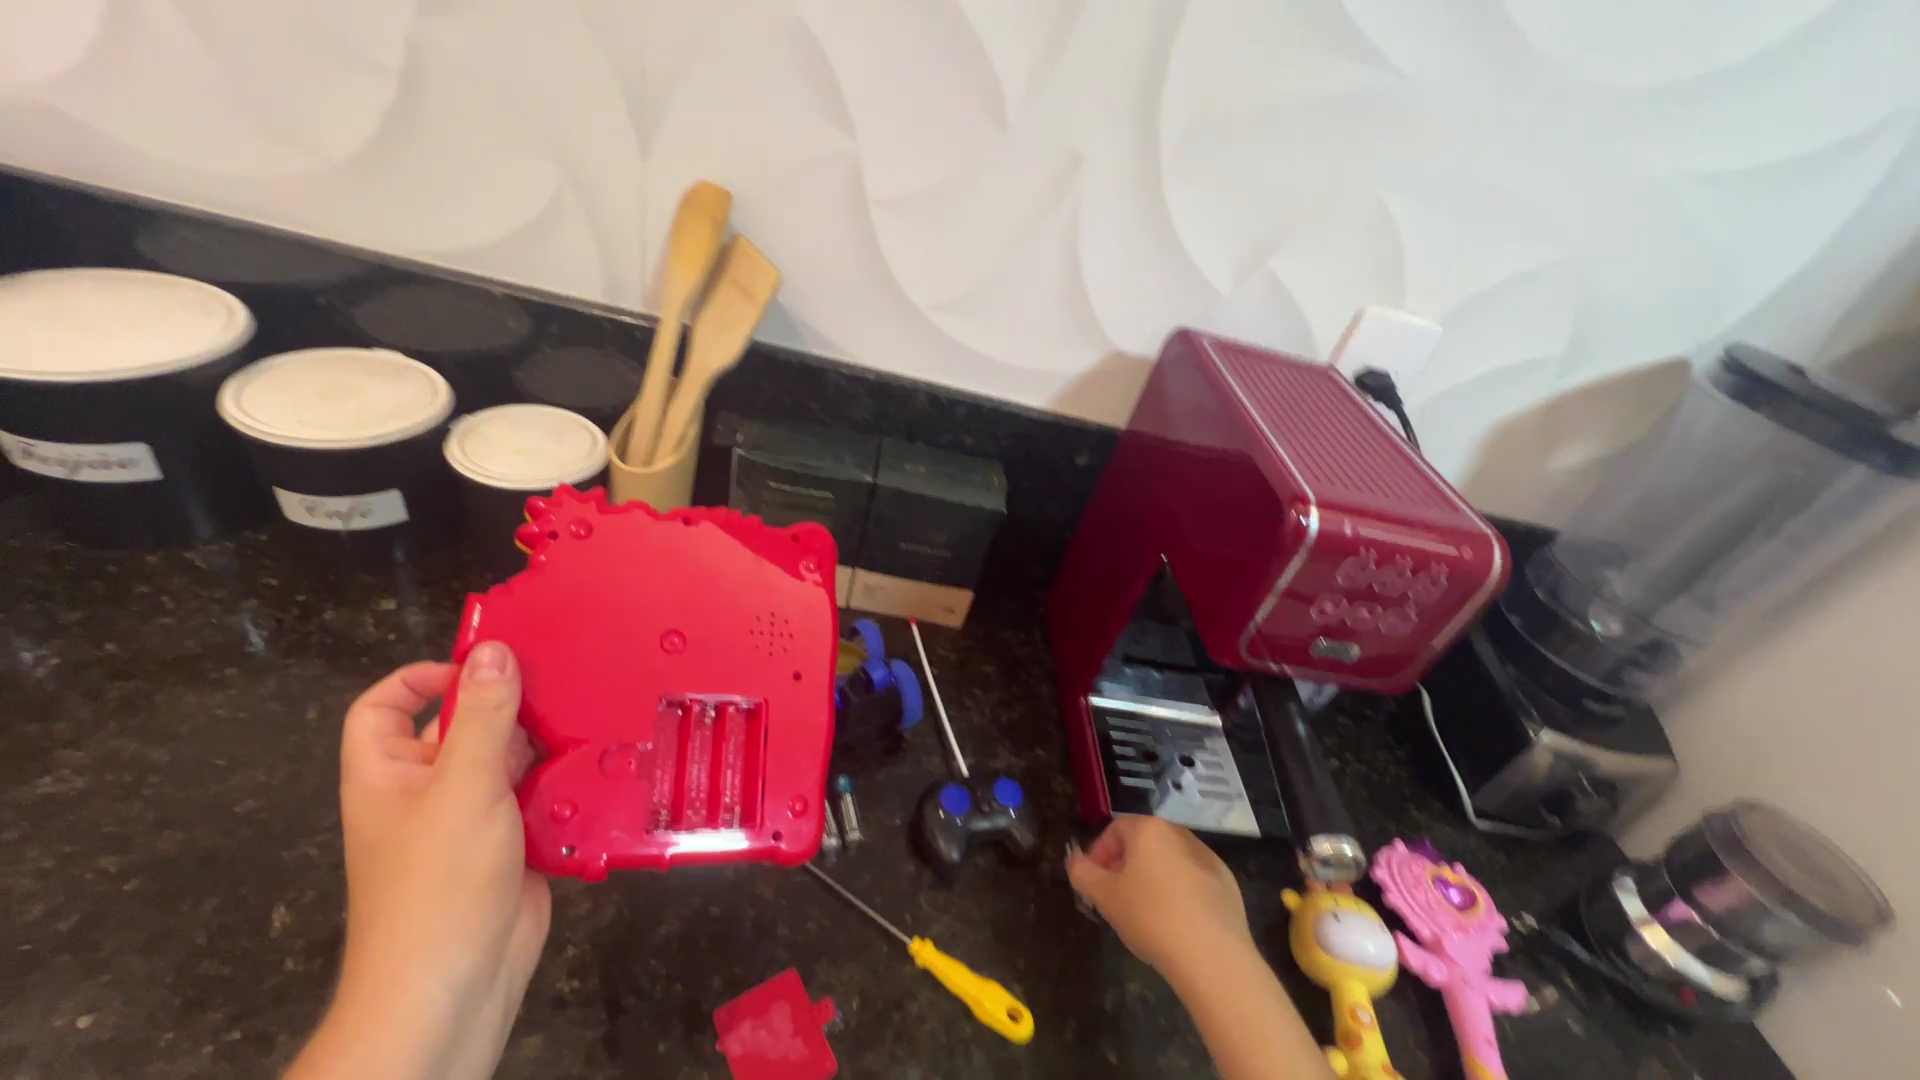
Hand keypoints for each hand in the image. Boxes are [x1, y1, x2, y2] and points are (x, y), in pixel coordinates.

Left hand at [288, 643, 549, 1079]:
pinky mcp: (510, 843)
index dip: (421, 679)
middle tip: (559, 681)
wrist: (458, 982)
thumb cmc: (440, 880)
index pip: (383, 708)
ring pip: (503, 762)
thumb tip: (494, 652)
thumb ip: (484, 718)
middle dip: (503, 707)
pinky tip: (596, 764)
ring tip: (587, 715)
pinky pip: (533, 796)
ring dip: (539, 743)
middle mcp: (424, 792)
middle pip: (458, 729)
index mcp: (388, 775)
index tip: (480, 668)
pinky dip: (559, 780)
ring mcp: (469, 820)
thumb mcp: (463, 786)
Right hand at [1070, 818, 1333, 1079]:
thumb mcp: (1104, 897)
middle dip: (1125, 866)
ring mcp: (1207, 857)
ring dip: (1152, 878)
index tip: (1093, 882)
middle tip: (1115, 897)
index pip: (1115, 829)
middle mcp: (1179, 834)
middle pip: (1143, 843)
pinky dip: (1179, 893)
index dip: (1099, 853)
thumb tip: (1075, 861)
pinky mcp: (1227, 883)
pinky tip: (1176, 922)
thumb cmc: (1150, 916)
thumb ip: (1082, 873)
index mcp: (1149, 830)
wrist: (1212, 955)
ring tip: (1145, 913)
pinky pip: (1193, 880)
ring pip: (1169, 861)